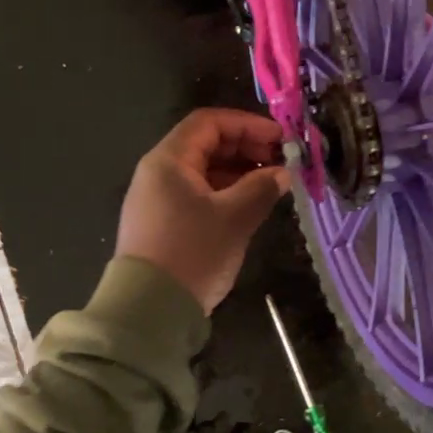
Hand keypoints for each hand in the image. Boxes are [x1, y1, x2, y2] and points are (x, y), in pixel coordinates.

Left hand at [115, 109, 290, 313]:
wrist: (150, 310)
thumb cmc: (192, 254)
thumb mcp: (234, 218)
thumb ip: (262, 188)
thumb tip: (282, 173)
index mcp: (168, 160)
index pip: (209, 122)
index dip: (248, 124)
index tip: (281, 138)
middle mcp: (158, 173)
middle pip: (206, 145)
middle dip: (246, 148)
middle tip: (282, 163)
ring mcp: (157, 199)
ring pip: (203, 172)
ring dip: (238, 172)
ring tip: (272, 185)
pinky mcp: (162, 224)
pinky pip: (197, 195)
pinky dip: (225, 193)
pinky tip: (249, 205)